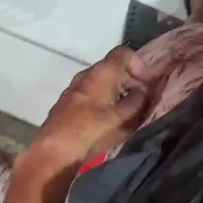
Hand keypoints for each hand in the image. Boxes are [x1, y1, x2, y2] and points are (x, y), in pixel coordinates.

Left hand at [22, 46, 151, 176]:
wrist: (55, 149)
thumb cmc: (94, 129)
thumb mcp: (125, 117)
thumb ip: (138, 100)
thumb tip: (144, 90)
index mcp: (102, 71)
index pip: (124, 53)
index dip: (139, 64)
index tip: (147, 83)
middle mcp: (86, 73)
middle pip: (112, 66)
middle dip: (129, 79)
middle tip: (140, 97)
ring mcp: (73, 87)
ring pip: (99, 81)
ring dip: (115, 91)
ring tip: (125, 110)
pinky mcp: (65, 102)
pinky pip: (89, 93)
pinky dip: (102, 99)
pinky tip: (105, 118)